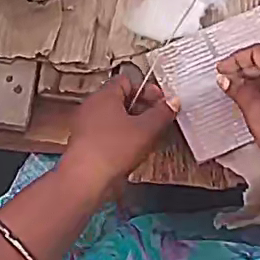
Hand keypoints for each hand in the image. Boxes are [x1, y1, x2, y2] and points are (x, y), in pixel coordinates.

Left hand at [58, 66, 178, 190]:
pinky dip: (121, 138)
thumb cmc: (114, 148)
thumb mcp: (147, 129)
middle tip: (158, 120)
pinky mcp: (86, 143)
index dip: (146, 89)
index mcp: (104, 95)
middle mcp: (92, 106)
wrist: (86, 179)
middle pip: (121, 99)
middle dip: (142, 108)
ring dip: (133, 124)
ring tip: (149, 137)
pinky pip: (107, 133)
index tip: (162, 102)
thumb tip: (173, 101)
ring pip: (115, 118)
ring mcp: (86, 125)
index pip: (126, 81)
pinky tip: (133, 151)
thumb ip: (162, 113)